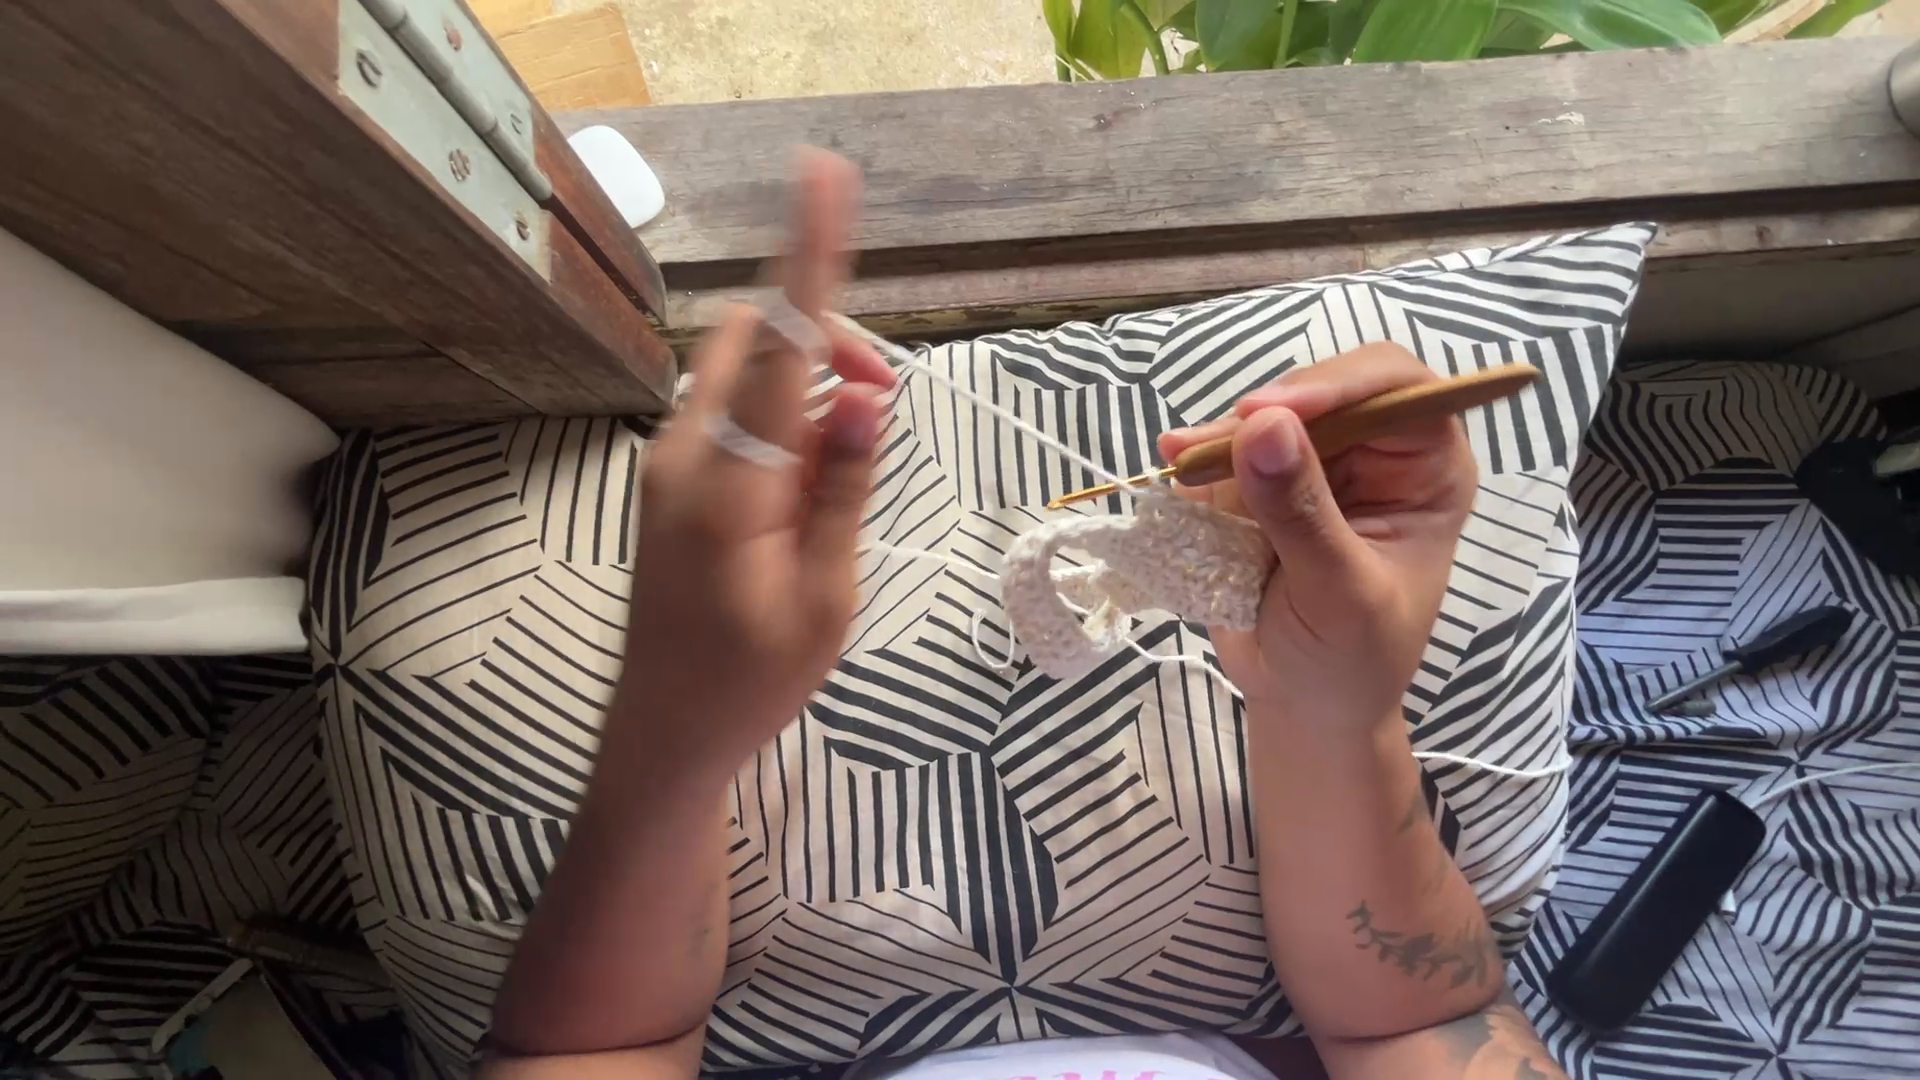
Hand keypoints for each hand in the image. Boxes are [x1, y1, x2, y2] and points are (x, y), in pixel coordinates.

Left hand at [612, 150, 894, 783]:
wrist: (662, 738)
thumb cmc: (754, 680)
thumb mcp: (824, 593)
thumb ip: (842, 488)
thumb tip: (863, 394)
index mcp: (729, 485)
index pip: (782, 351)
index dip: (809, 262)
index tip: (823, 176)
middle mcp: (684, 454)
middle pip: (752, 343)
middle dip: (822, 342)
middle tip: (878, 406)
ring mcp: (666, 467)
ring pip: (739, 377)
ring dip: (803, 385)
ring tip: (852, 455)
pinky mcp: (668, 486)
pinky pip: (726, 416)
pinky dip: (777, 417)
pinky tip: (807, 480)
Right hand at [1158, 345, 1476, 729]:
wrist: (1300, 698)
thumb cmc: (1347, 657)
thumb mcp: (1336, 591)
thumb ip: (1302, 513)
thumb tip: (1262, 427)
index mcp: (1422, 473)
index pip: (1398, 392)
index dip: (1337, 388)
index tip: (1268, 414)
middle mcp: (1371, 458)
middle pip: (1321, 396)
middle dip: (1264, 415)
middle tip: (1207, 445)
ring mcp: (1312, 471)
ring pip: (1266, 421)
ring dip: (1221, 436)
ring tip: (1178, 455)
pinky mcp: (1262, 489)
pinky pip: (1230, 455)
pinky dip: (1199, 458)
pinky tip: (1173, 464)